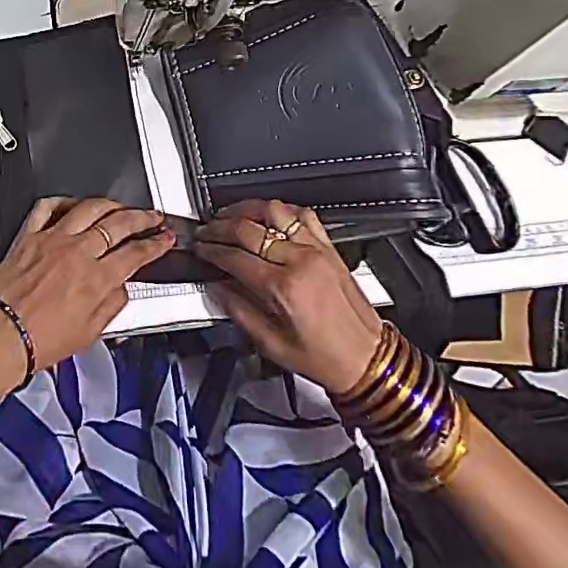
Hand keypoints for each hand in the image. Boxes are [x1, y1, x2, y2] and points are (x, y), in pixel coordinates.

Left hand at [0, 196, 174, 369]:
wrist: (0, 338)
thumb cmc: (39, 340)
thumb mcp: (90, 332)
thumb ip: (112, 304)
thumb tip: (121, 288)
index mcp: (96, 278)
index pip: (137, 252)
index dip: (156, 243)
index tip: (163, 238)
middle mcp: (77, 253)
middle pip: (119, 223)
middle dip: (143, 216)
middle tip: (151, 216)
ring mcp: (53, 240)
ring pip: (89, 207)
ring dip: (111, 204)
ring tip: (119, 206)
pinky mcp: (29, 237)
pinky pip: (47, 207)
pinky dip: (63, 201)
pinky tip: (72, 203)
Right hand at [196, 200, 384, 394]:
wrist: (366, 358)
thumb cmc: (326, 357)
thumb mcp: (271, 345)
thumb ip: (239, 311)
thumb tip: (218, 289)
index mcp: (283, 288)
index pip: (235, 257)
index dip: (211, 250)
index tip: (201, 249)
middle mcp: (300, 261)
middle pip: (248, 229)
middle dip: (220, 227)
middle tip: (208, 231)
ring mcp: (316, 250)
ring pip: (274, 211)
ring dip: (246, 209)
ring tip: (231, 214)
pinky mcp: (329, 247)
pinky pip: (303, 215)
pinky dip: (281, 210)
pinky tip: (269, 214)